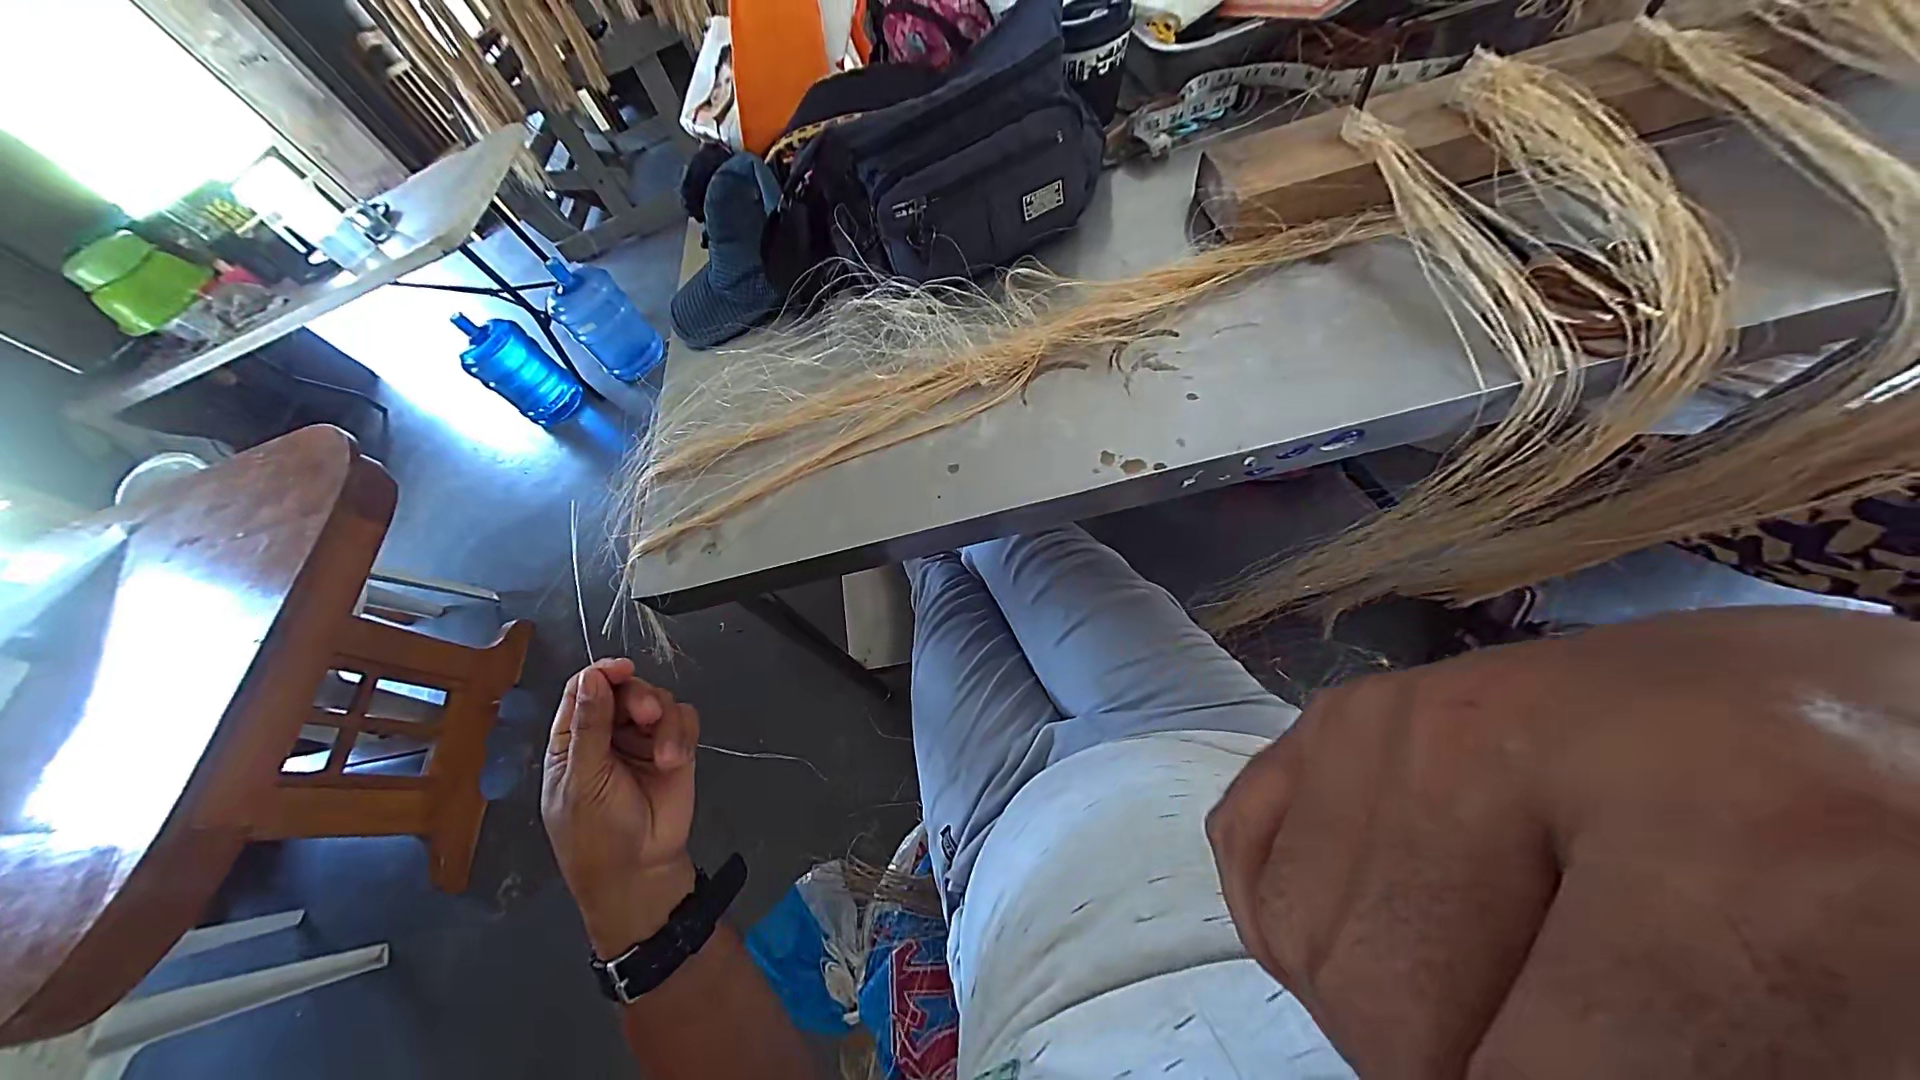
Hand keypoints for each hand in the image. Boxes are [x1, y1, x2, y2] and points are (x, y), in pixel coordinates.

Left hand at [543, 658, 700, 957]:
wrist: (640, 870)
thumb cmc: (595, 833)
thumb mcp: (583, 780)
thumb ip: (591, 726)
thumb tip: (593, 677)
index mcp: (574, 738)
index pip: (585, 690)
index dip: (602, 675)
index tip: (622, 670)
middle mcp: (609, 732)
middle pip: (627, 689)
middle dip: (639, 697)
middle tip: (647, 714)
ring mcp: (645, 739)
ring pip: (661, 700)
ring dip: (665, 722)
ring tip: (665, 754)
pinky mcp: (677, 747)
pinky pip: (685, 719)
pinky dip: (683, 733)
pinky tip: (675, 759)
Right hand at [1207, 607, 1919, 1077]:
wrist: (1796, 711)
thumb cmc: (1881, 875)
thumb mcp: (1890, 1036)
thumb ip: (1685, 1071)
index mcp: (1712, 827)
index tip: (1587, 1077)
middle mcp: (1484, 736)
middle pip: (1385, 1009)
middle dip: (1448, 1075)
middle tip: (1548, 1048)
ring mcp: (1380, 712)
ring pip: (1299, 937)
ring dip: (1375, 1000)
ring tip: (1478, 984)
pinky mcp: (1324, 711)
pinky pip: (1244, 849)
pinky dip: (1290, 921)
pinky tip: (1383, 919)